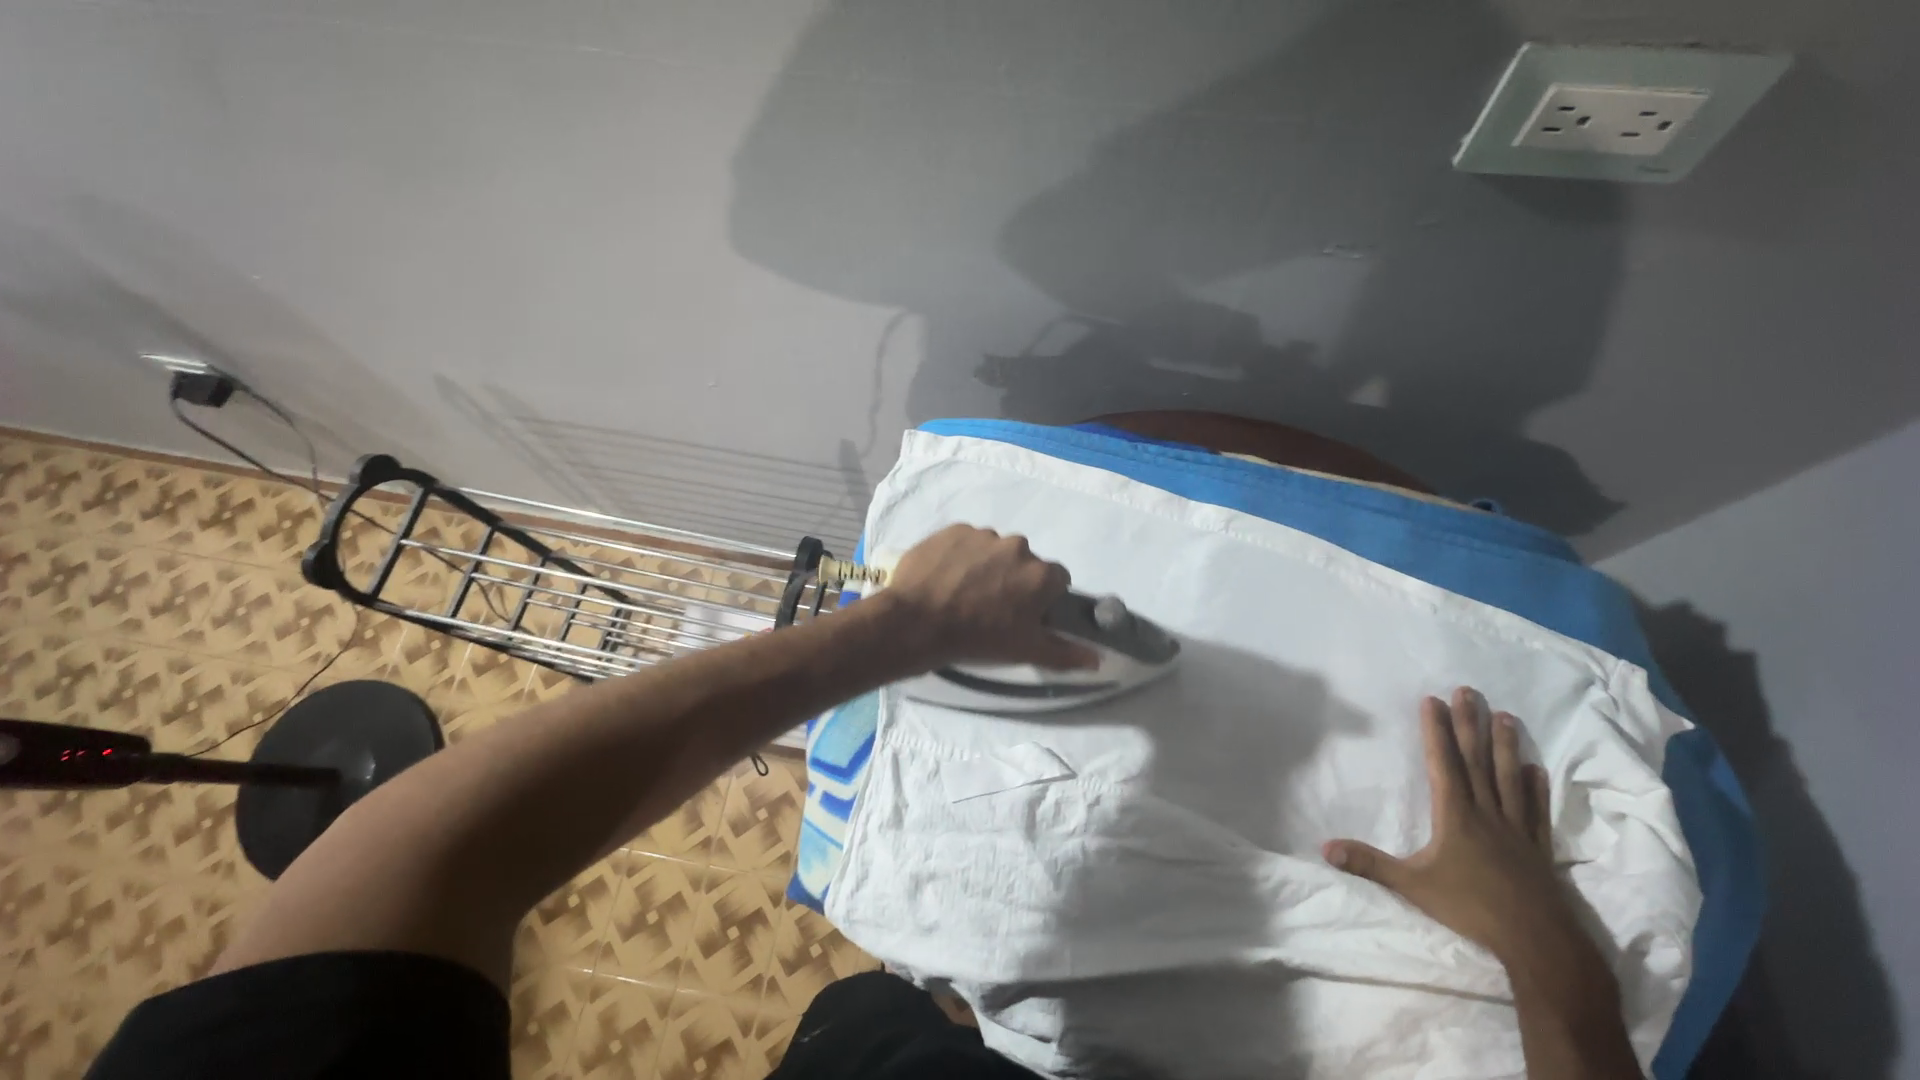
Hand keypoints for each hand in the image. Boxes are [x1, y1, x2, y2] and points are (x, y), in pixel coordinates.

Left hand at [881, 525, 1099, 670]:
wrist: (917, 622)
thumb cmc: (978, 638)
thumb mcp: (1024, 651)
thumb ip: (1065, 652)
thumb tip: (1097, 659)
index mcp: (1041, 574)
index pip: (1057, 580)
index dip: (1043, 597)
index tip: (1025, 613)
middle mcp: (1018, 546)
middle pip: (1024, 562)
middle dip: (1014, 580)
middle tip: (991, 605)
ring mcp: (984, 535)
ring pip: (994, 551)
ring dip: (986, 566)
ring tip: (963, 592)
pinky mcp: (953, 530)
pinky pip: (965, 542)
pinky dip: (960, 556)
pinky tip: (945, 577)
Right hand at [1323, 687, 1587, 963]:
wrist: (1536, 940)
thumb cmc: (1470, 907)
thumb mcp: (1412, 886)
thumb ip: (1369, 864)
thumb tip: (1324, 847)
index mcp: (1456, 816)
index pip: (1443, 764)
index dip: (1437, 731)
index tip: (1433, 700)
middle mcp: (1486, 813)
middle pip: (1477, 761)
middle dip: (1470, 724)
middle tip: (1470, 691)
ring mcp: (1516, 829)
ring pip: (1508, 777)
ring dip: (1506, 746)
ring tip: (1506, 716)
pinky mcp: (1537, 848)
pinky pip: (1535, 810)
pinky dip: (1535, 788)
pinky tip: (1535, 769)